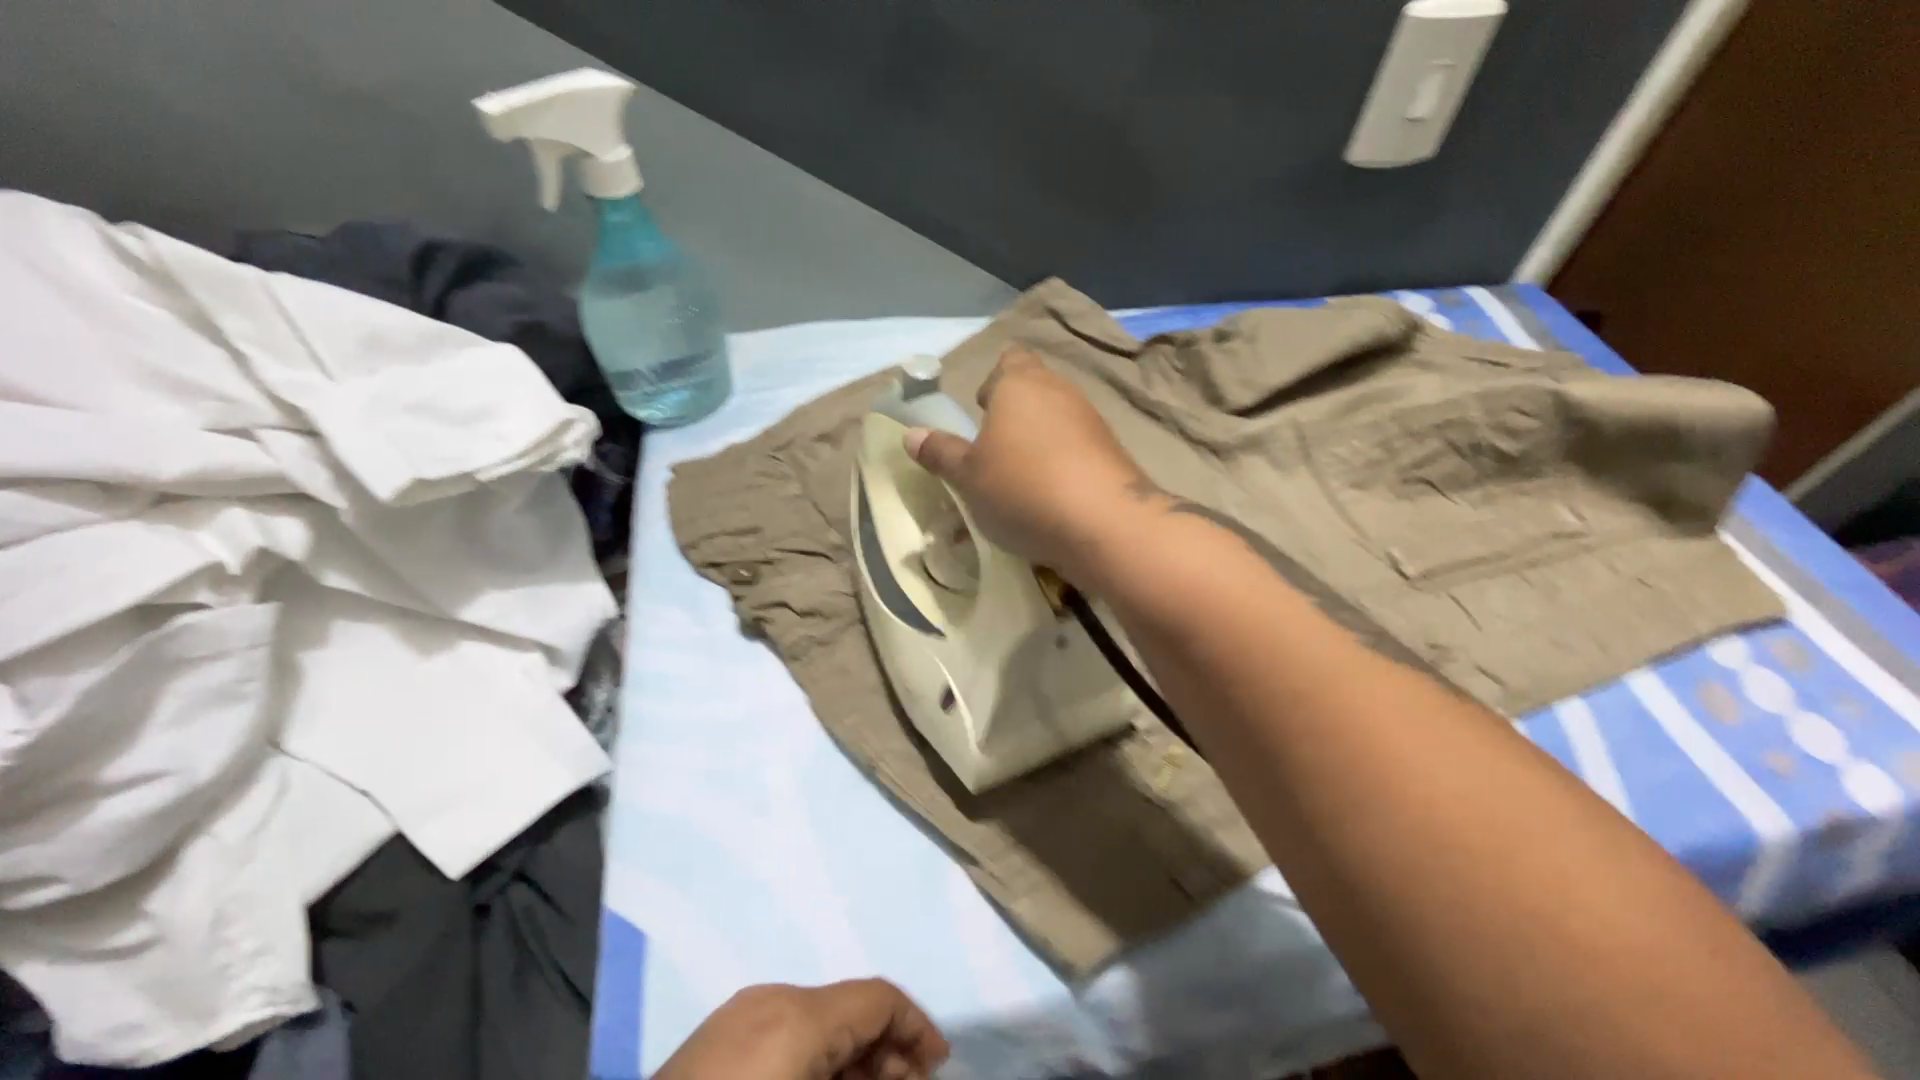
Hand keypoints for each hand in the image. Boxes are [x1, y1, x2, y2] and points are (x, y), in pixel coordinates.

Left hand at [654, 980, 948, 1079]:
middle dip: (885, 1048)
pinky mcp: (713, 1037)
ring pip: (815, 1020)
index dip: (918, 1027)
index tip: (939, 1066)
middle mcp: (769, 997)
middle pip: (848, 1006)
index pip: (879, 997)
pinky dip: (813, 1057)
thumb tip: (906, 1072)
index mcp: (799, 1012)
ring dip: (850, 1056)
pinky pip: (782, 1033)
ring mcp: (736, 1014)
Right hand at [906, 348, 1152, 581]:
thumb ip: (941, 454)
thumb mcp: (967, 477)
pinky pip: (1078, 451)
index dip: (993, 382)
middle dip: (1014, 416)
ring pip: (1058, 422)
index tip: (981, 411)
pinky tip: (1051, 500)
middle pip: (1034, 391)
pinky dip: (1063, 467)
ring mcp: (1092, 422)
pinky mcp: (1114, 454)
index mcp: (1019, 383)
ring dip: (1039, 444)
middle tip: (993, 452)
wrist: (1105, 524)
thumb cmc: (1022, 488)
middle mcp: (1060, 391)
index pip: (1009, 359)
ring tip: (1019, 481)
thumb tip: (911, 434)